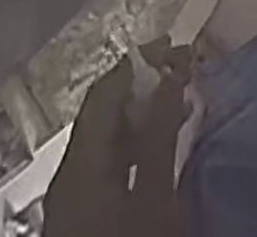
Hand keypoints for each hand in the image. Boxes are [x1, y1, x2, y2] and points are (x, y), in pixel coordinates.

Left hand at [43, 43, 191, 236]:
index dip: (141, 60)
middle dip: (144, 81)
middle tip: (185, 67)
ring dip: (141, 108)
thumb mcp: (154, 199)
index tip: (178, 47)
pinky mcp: (82, 210)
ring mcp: (73, 190)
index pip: (107, 90)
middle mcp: (70, 167)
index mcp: (82, 158)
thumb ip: (159, 135)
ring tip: (181, 96)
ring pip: (106, 131)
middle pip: (104, 107)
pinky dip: (134, 137)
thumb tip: (171, 75)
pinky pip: (107, 155)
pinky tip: (159, 140)